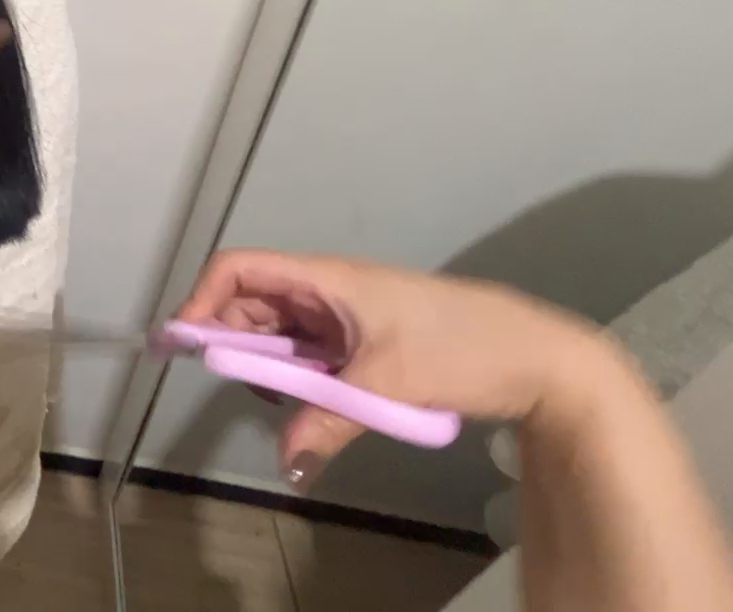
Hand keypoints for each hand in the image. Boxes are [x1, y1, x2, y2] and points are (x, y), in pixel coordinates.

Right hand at [178, 249, 621, 487]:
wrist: (546, 360)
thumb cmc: (461, 348)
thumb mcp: (389, 385)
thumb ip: (328, 421)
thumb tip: (286, 465)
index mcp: (322, 277)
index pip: (237, 268)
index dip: (202, 298)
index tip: (186, 341)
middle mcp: (321, 288)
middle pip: (249, 301)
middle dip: (231, 338)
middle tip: (228, 382)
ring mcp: (338, 313)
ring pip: (275, 329)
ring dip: (264, 362)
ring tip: (278, 401)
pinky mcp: (355, 338)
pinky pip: (304, 350)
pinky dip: (293, 374)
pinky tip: (306, 402)